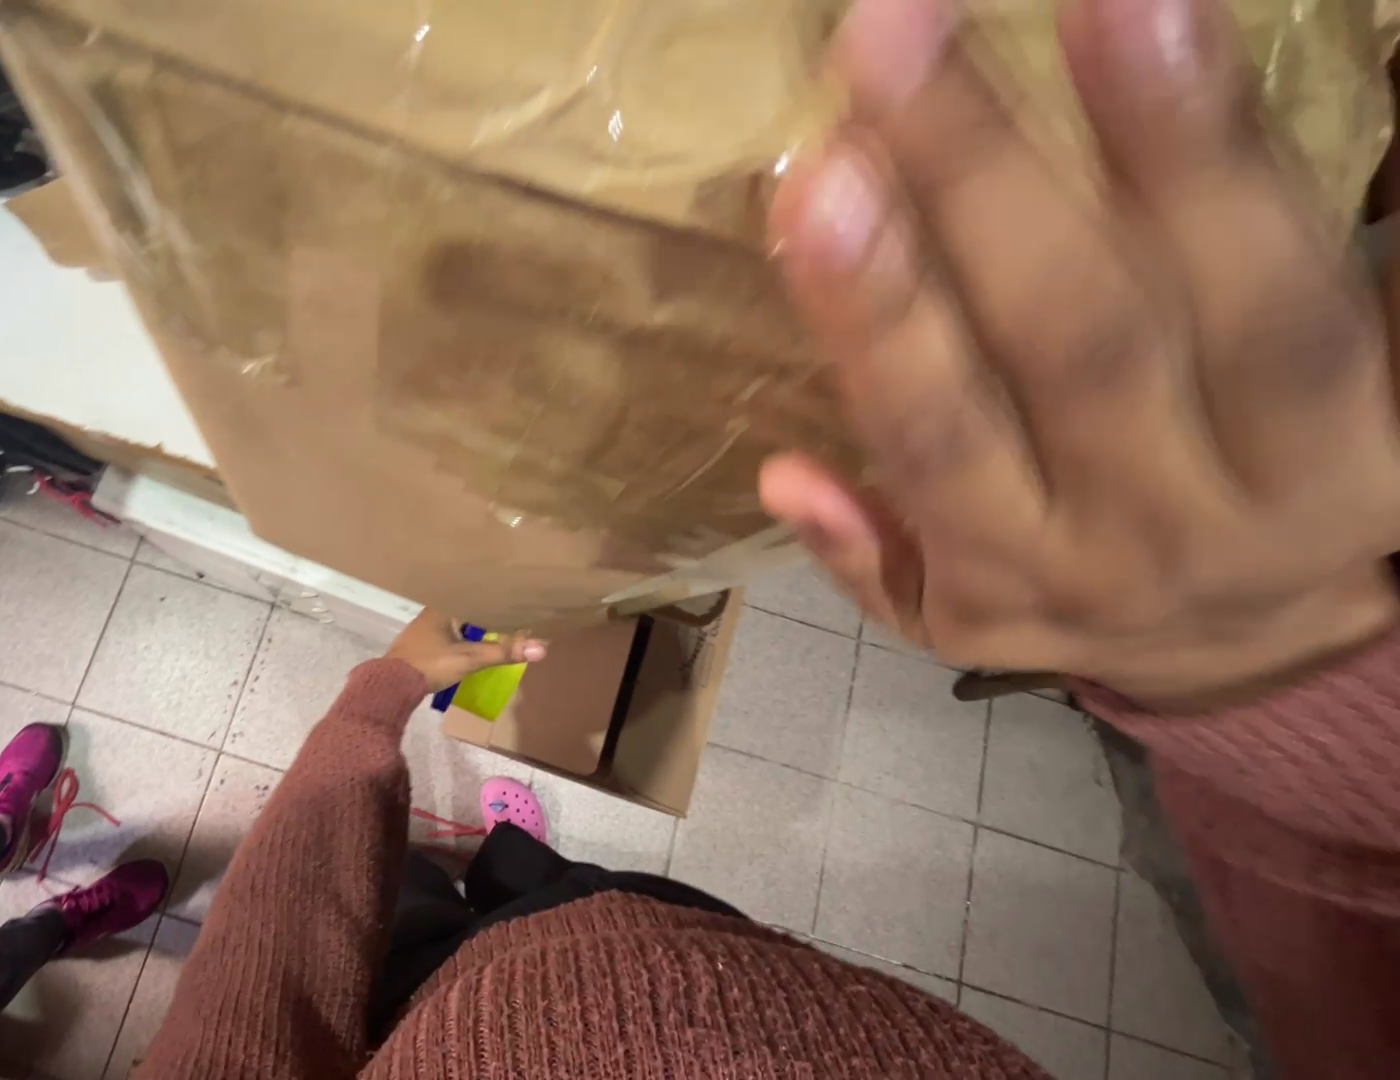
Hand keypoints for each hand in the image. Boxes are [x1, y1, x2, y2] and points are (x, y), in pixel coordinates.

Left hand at [386, 610, 547, 693]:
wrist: (391, 685)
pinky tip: (472, 644)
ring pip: (456, 622)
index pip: (475, 594)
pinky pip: (448, 634)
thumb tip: (541, 647)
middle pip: (466, 608)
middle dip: (486, 613)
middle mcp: (432, 611)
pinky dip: (462, 637)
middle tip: (512, 614)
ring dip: (473, 626)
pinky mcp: (420, 644)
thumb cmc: (430, 664)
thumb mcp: (470, 658)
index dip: (495, 598)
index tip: (515, 598)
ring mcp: (424, 629)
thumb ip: (504, 651)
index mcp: (443, 606)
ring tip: (498, 628)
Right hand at [761, 0, 1399, 707]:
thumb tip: (781, 472)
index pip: (936, 434)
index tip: (818, 187)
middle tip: (893, 38)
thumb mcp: (931, 619)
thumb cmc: (1050, 608)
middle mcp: (1144, 527)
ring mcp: (1295, 476)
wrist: (1255, 654)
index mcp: (1008, 575)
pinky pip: (1338, 278)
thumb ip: (858, 556)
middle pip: (1074, 340)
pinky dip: (1270, 156)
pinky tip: (1193, 40)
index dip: (880, 314)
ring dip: (1164, 135)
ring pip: (1239, 299)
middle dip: (981, 179)